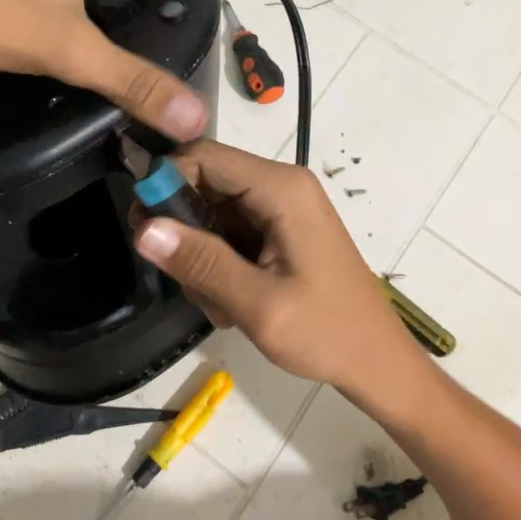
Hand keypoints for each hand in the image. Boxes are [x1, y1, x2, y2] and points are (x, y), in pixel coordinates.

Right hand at [131, 141, 415, 389]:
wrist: (377, 363)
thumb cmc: (327, 333)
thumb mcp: (259, 304)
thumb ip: (201, 263)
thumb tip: (143, 229)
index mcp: (281, 189)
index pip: (203, 156)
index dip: (165, 184)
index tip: (145, 231)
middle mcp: (280, 187)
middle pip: (204, 183)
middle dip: (184, 231)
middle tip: (186, 280)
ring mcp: (281, 209)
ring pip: (211, 212)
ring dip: (201, 256)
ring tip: (220, 303)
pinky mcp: (279, 230)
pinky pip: (229, 232)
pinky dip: (218, 264)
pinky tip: (231, 302)